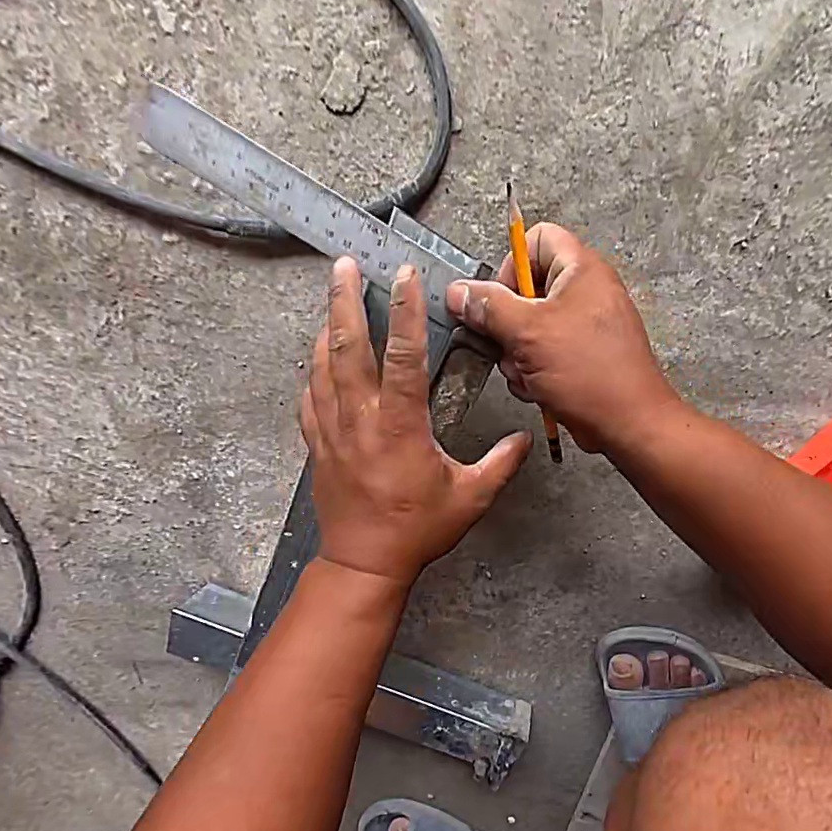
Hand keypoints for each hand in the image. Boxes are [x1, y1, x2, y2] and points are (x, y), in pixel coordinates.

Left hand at [301, 258, 530, 583]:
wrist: (366, 562)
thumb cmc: (416, 531)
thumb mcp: (471, 497)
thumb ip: (500, 464)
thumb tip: (522, 441)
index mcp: (400, 427)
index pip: (403, 356)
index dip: (405, 312)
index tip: (405, 278)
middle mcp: (361, 421)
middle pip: (347, 347)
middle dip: (345, 301)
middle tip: (345, 267)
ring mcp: (334, 432)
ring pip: (322, 366)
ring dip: (327, 328)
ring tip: (332, 300)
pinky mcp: (319, 447)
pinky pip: (309, 398)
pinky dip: (313, 371)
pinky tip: (318, 359)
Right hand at [445, 223, 686, 453]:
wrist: (628, 425)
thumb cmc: (594, 375)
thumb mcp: (529, 332)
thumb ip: (489, 307)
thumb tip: (461, 293)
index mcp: (582, 271)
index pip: (535, 240)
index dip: (510, 265)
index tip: (501, 298)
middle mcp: (586, 295)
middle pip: (526, 292)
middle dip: (509, 324)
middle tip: (511, 344)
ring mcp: (586, 330)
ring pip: (530, 331)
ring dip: (519, 357)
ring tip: (530, 373)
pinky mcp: (584, 360)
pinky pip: (544, 358)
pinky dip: (535, 375)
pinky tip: (541, 390)